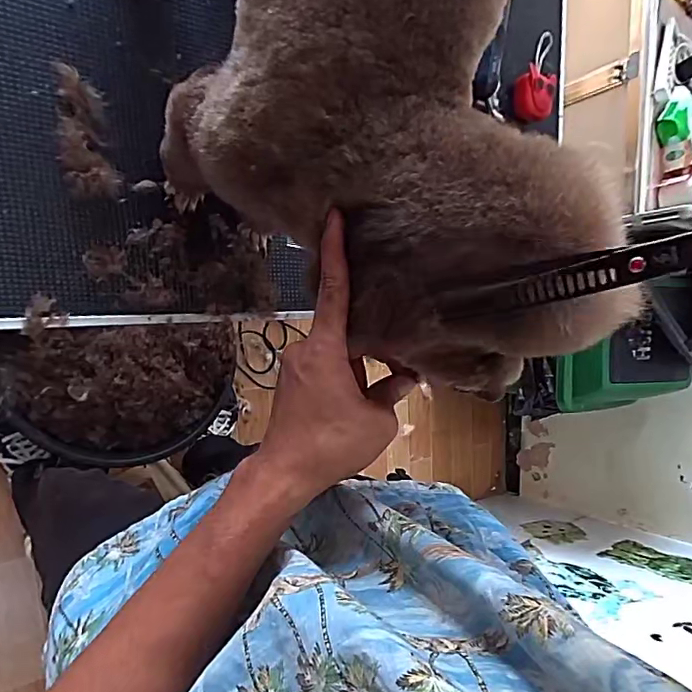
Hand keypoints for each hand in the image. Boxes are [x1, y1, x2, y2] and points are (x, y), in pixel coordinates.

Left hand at [251, 211, 416, 496]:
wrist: (287, 472)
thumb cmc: (332, 443)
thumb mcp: (377, 420)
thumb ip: (391, 391)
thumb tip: (404, 377)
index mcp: (326, 349)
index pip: (333, 291)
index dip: (335, 253)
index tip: (333, 219)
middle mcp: (306, 349)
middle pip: (341, 323)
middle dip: (368, 327)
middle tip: (394, 322)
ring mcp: (297, 365)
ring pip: (336, 348)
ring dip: (360, 358)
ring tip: (387, 373)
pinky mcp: (294, 382)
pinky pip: (327, 364)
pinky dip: (347, 370)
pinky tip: (364, 389)